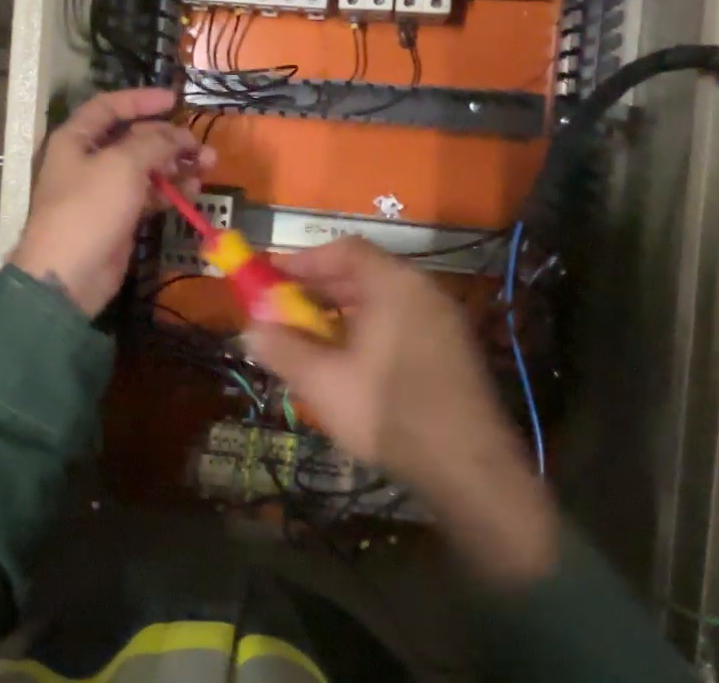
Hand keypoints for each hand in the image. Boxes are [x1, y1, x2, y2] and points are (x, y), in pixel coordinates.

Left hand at [8, 89, 213, 316]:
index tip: (174, 101)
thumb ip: (154, 142)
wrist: (69, 275)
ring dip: (176, 165)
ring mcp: (104, 190)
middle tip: (200, 147)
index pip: (109, 107)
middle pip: (134, 138)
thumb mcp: (123, 165)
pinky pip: (148, 195)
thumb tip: (177, 136)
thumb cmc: (89, 209)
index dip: (141, 100)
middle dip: (169, 139)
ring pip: (146, 168)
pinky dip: (169, 190)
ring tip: (206, 167)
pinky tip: (192, 190)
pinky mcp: (118, 217)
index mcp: (77, 139)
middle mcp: (89, 160)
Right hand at [244, 237, 557, 583]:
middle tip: (283, 313)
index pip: (344, 250)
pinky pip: (401, 325)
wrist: (467, 467)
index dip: (302, 261)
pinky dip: (368, 333)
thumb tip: (251, 329)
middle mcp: (424, 291)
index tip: (269, 278)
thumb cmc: (387, 411)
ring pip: (382, 303)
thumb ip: (283, 348)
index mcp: (395, 284)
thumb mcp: (322, 381)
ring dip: (341, 315)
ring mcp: (444, 322)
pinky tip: (349, 368)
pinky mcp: (453, 352)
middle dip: (317, 290)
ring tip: (310, 343)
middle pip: (364, 274)